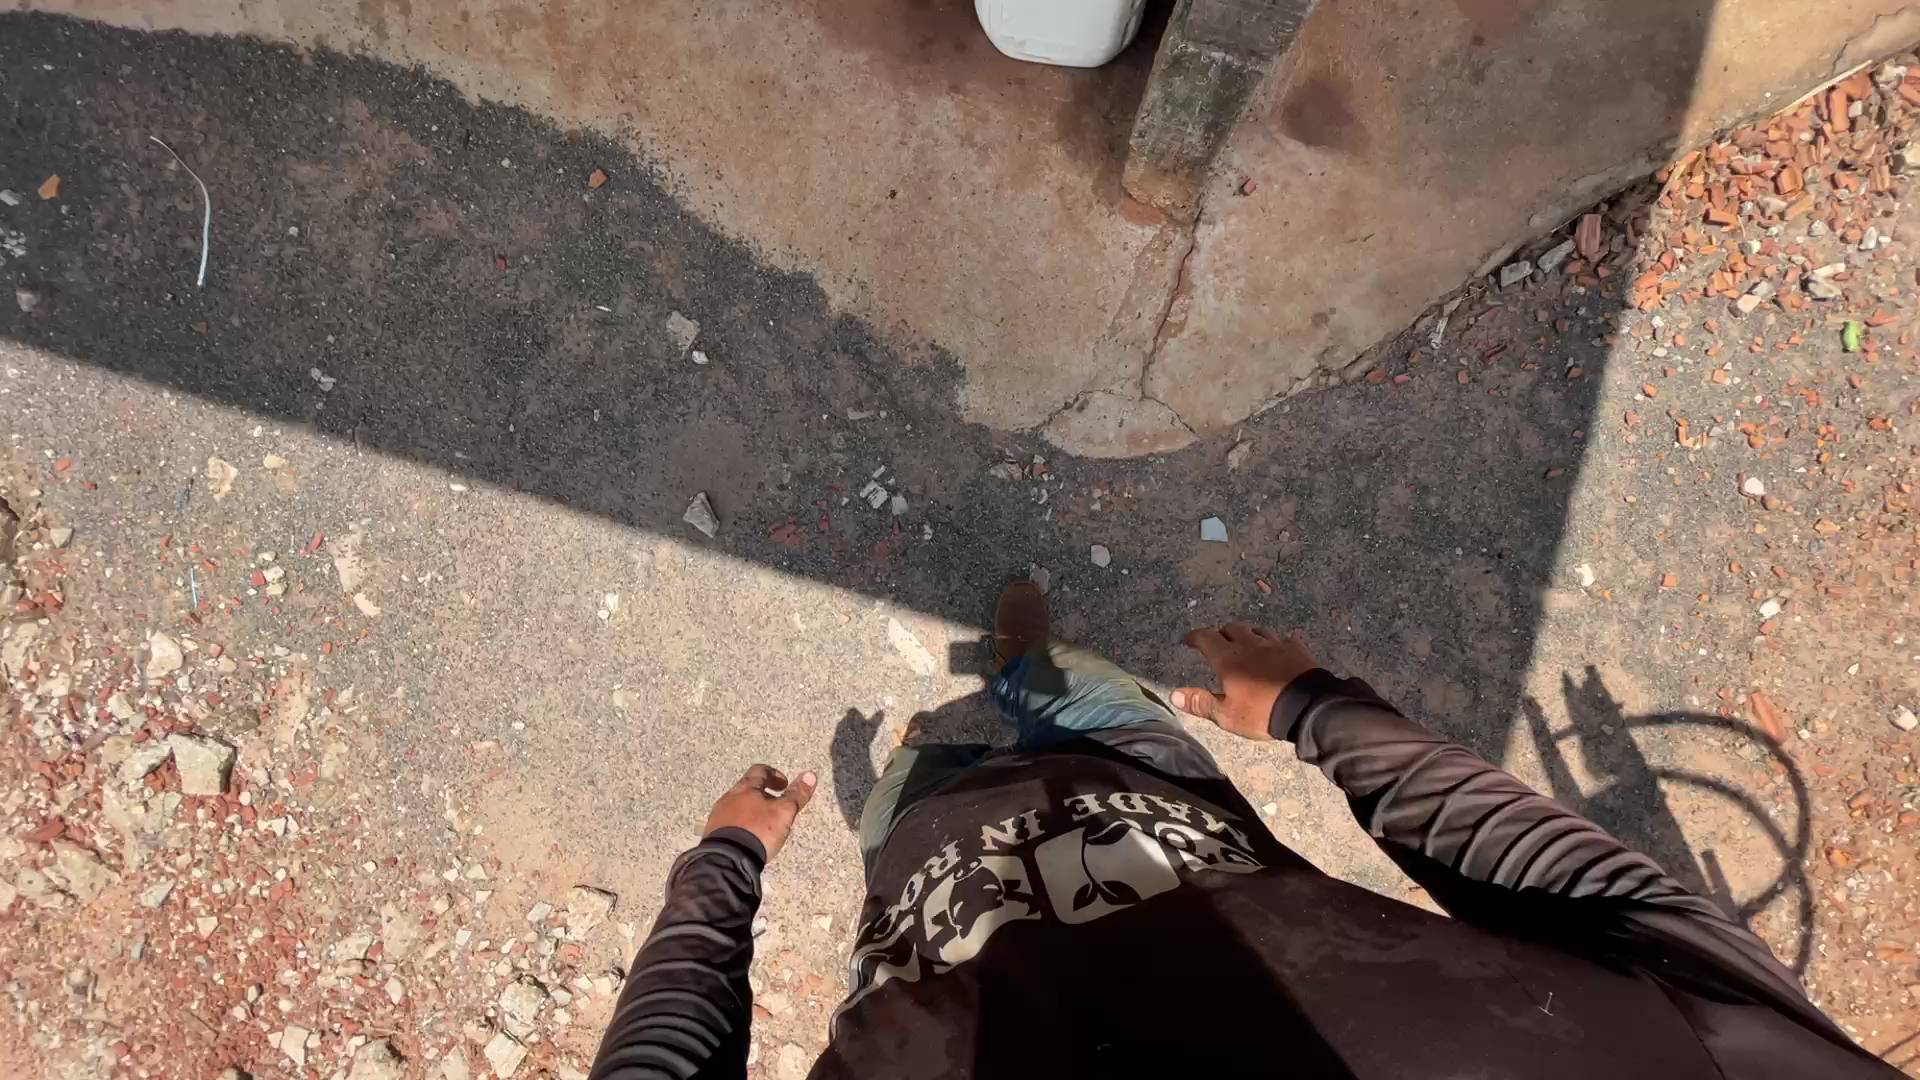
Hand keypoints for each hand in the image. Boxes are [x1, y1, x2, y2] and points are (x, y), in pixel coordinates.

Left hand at [703, 765, 815, 860]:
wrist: (726, 861)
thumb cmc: (758, 831)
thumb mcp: (783, 812)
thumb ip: (796, 794)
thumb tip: (811, 775)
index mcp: (746, 788)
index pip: (760, 770)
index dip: (774, 775)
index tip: (784, 785)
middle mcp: (728, 798)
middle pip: (747, 789)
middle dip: (762, 794)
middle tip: (775, 806)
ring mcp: (718, 817)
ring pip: (737, 806)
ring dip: (750, 810)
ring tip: (762, 824)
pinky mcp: (712, 835)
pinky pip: (728, 824)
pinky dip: (740, 825)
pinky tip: (748, 838)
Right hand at [1172, 623, 1318, 740]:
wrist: (1310, 708)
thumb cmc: (1263, 712)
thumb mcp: (1226, 714)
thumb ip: (1200, 702)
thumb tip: (1174, 694)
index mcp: (1228, 658)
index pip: (1205, 638)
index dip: (1195, 637)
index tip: (1189, 641)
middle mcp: (1249, 645)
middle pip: (1232, 628)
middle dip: (1222, 633)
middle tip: (1220, 644)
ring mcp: (1275, 645)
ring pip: (1257, 630)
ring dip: (1249, 635)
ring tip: (1248, 645)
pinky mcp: (1297, 650)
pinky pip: (1285, 639)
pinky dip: (1279, 643)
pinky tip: (1281, 648)